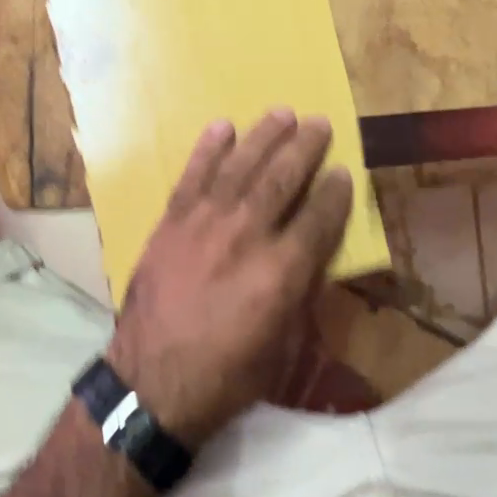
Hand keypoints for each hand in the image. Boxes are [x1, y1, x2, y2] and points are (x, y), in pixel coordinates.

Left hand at [105, 111, 353, 446]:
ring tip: (282, 113)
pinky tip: (224, 126)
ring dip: (263, 137)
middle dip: (305, 149)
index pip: (318, 219)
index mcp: (280, 274)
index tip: (344, 173)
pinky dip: (208, 149)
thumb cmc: (226, 376)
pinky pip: (193, 175)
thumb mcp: (282, 347)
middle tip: (320, 123)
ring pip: (240, 168)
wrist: (151, 383)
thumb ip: (300, 293)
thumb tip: (314, 255)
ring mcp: (204, 225)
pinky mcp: (171, 223)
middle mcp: (245, 237)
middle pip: (282, 180)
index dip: (335, 194)